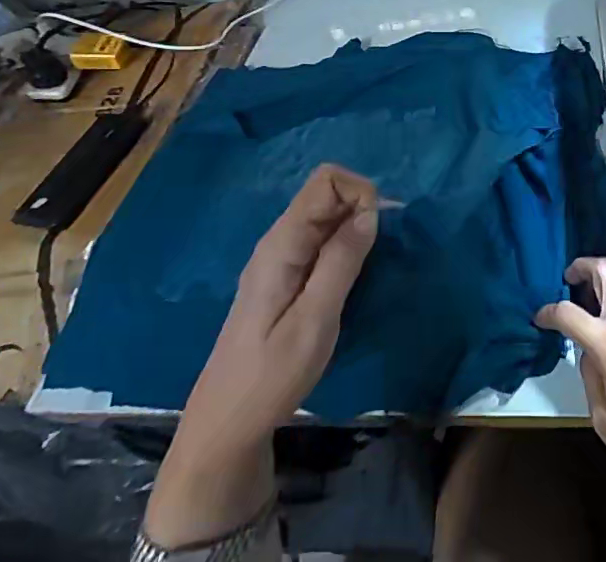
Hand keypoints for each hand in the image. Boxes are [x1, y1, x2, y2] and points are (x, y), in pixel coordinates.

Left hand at [145, 164, 379, 546]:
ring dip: (355, 226)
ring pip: (325, 215)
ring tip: (371, 265)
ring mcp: (280, 258)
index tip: (377, 232)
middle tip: (380, 252)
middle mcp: (278, 241)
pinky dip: (345, 244)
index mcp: (282, 244)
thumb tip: (370, 211)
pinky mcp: (285, 276)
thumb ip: (341, 262)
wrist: (226, 425)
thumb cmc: (271, 376)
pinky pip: (320, 239)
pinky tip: (353, 276)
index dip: (360, 193)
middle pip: (326, 193)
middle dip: (361, 207)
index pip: (325, 181)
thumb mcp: (315, 321)